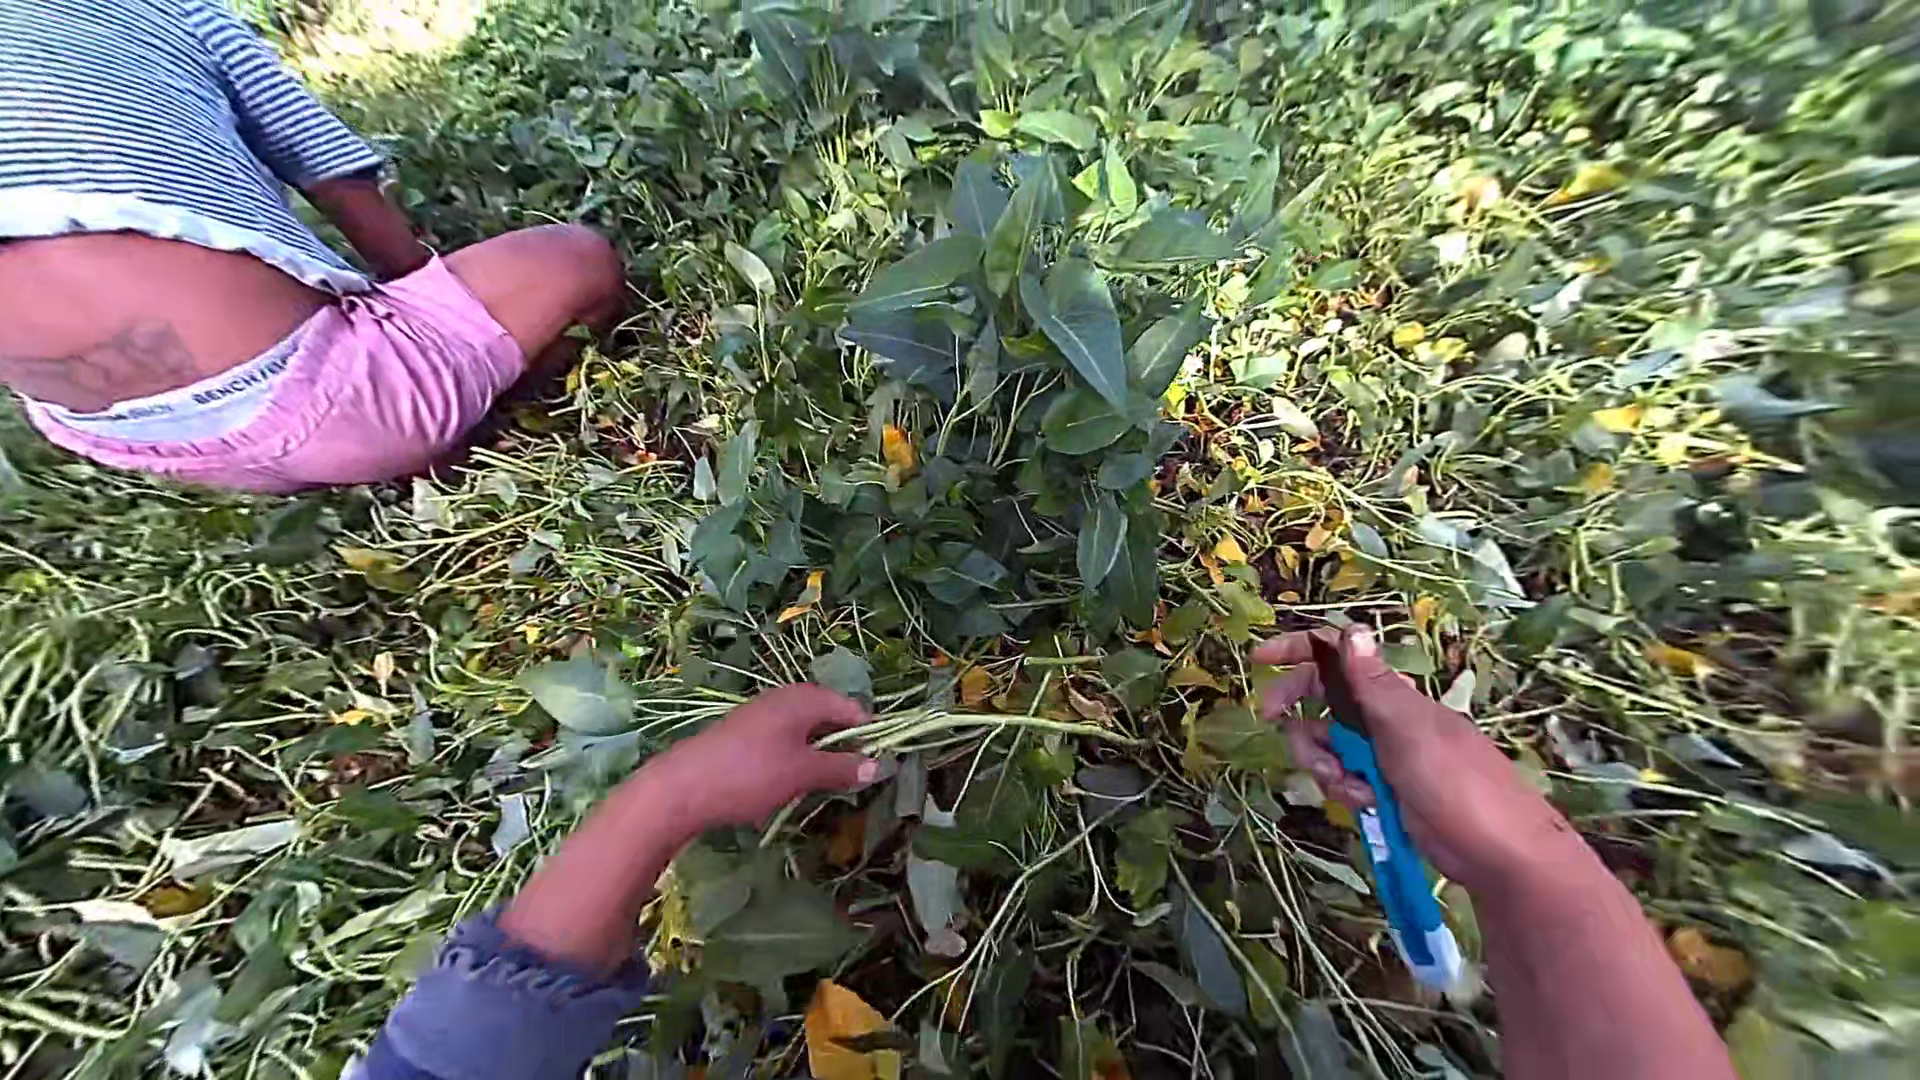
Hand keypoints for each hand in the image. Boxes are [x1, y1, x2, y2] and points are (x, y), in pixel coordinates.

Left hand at [647, 683, 878, 836]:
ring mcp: (765, 712)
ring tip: (819, 785)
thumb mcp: (803, 773)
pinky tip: (787, 781)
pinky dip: (796, 756)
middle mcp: (787, 697)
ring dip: (819, 754)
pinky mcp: (747, 730)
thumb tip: (880, 766)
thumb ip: (843, 768)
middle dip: (844, 747)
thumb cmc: (749, 774)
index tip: (873, 769)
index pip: (853, 710)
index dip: (868, 737)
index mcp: (806, 698)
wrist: (679, 788)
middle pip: (831, 717)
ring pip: (807, 730)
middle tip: (848, 781)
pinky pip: (786, 737)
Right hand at [1254, 626, 1579, 893]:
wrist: (1503, 860)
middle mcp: (1381, 717)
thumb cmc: (1458, 784)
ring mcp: (1380, 753)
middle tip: (1274, 720)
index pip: (1336, 657)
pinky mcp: (1379, 786)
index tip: (1260, 658)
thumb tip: (1353, 629)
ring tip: (1347, 784)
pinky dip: (1341, 786)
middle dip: (1296, 713)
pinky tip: (1363, 801)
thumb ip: (1372, 683)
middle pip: (1318, 700)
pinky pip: (1338, 775)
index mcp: (1390, 695)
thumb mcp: (1409, 729)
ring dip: (1321, 761)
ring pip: (1322, 742)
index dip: (1296, 651)